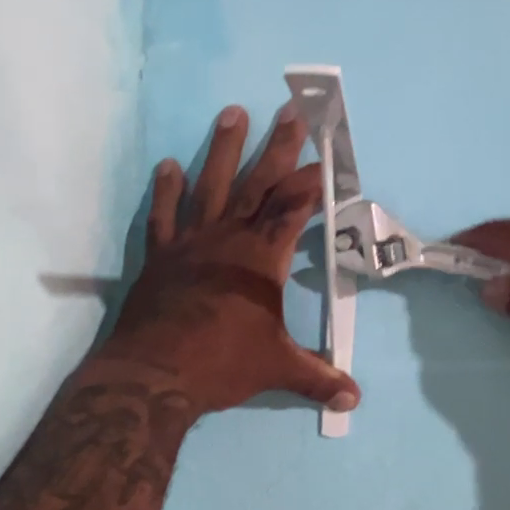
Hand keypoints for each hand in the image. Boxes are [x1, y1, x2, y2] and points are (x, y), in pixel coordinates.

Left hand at [97, 105, 360, 413]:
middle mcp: (227, 240)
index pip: (293, 209)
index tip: (328, 159)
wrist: (155, 372)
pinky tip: (168, 165)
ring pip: (209, 186)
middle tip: (291, 110)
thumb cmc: (222, 364)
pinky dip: (166, 191)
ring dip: (222, 150)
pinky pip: (163, 216)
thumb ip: (317, 378)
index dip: (312, 183)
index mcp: (261, 259)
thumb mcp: (277, 369)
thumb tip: (354, 399)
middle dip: (278, 146)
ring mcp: (189, 244)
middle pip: (257, 183)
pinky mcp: (159, 257)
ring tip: (231, 112)